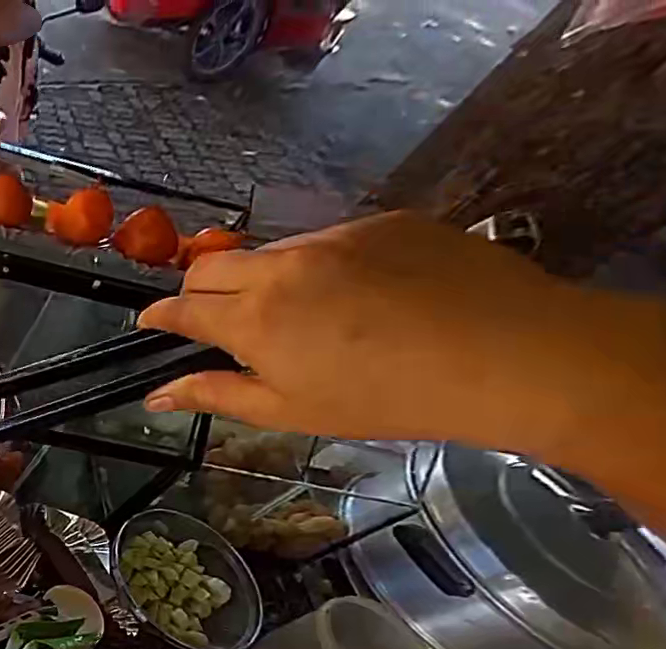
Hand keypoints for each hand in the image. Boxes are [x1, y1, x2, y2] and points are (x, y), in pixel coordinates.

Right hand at [140, 211, 665, 540]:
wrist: (515, 354)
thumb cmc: (381, 398)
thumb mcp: (283, 409)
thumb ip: (211, 394)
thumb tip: (154, 397)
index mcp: (251, 319)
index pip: (180, 307)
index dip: (158, 316)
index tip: (150, 322)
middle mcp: (283, 268)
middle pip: (210, 265)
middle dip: (196, 289)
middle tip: (211, 318)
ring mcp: (336, 238)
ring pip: (267, 251)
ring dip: (256, 278)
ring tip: (291, 311)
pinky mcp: (385, 222)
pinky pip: (324, 239)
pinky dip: (313, 264)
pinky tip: (349, 294)